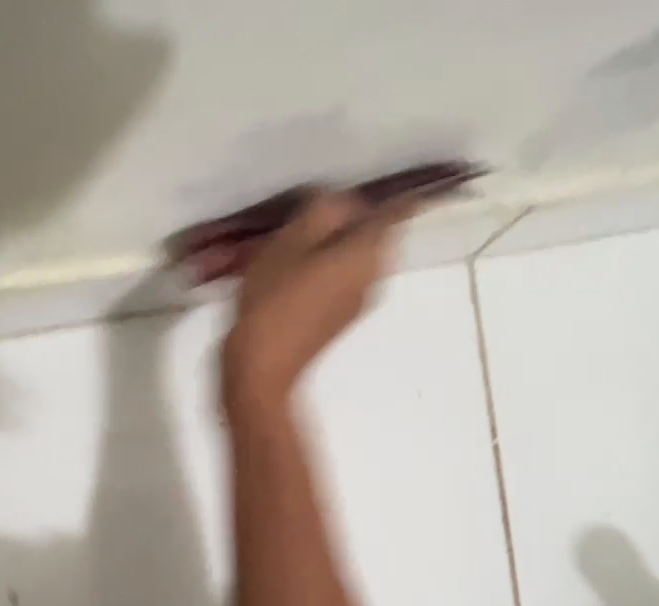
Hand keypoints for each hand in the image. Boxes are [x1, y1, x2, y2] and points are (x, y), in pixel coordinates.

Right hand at [221, 190, 413, 416]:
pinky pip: (338, 283)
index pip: (398, 210)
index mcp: (367, 252)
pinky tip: (287, 275)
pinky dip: (322, 272)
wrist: (260, 371)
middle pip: (370, 236)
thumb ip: (321, 212)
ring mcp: (357, 303)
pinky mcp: (337, 322)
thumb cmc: (271, 303)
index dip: (393, 192)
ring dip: (331, 248)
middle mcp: (374, 276)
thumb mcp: (287, 244)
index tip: (380, 181)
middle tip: (311, 215)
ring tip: (292, 244)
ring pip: (353, 260)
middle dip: (347, 222)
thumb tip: (341, 202)